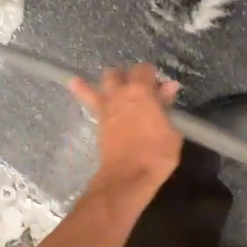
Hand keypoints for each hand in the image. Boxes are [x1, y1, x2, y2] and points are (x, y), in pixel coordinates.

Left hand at [69, 64, 181, 190]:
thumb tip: (169, 88)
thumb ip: (166, 106)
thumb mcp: (171, 131)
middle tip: (137, 88)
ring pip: (100, 83)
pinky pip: (88, 100)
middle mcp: (120, 94)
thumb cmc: (156, 154)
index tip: (158, 85)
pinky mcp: (98, 121)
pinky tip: (74, 82)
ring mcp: (106, 108)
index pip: (144, 70)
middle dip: (127, 76)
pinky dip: (81, 89)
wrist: (128, 177)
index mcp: (141, 92)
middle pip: (118, 74)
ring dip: (107, 81)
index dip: (151, 75)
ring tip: (111, 81)